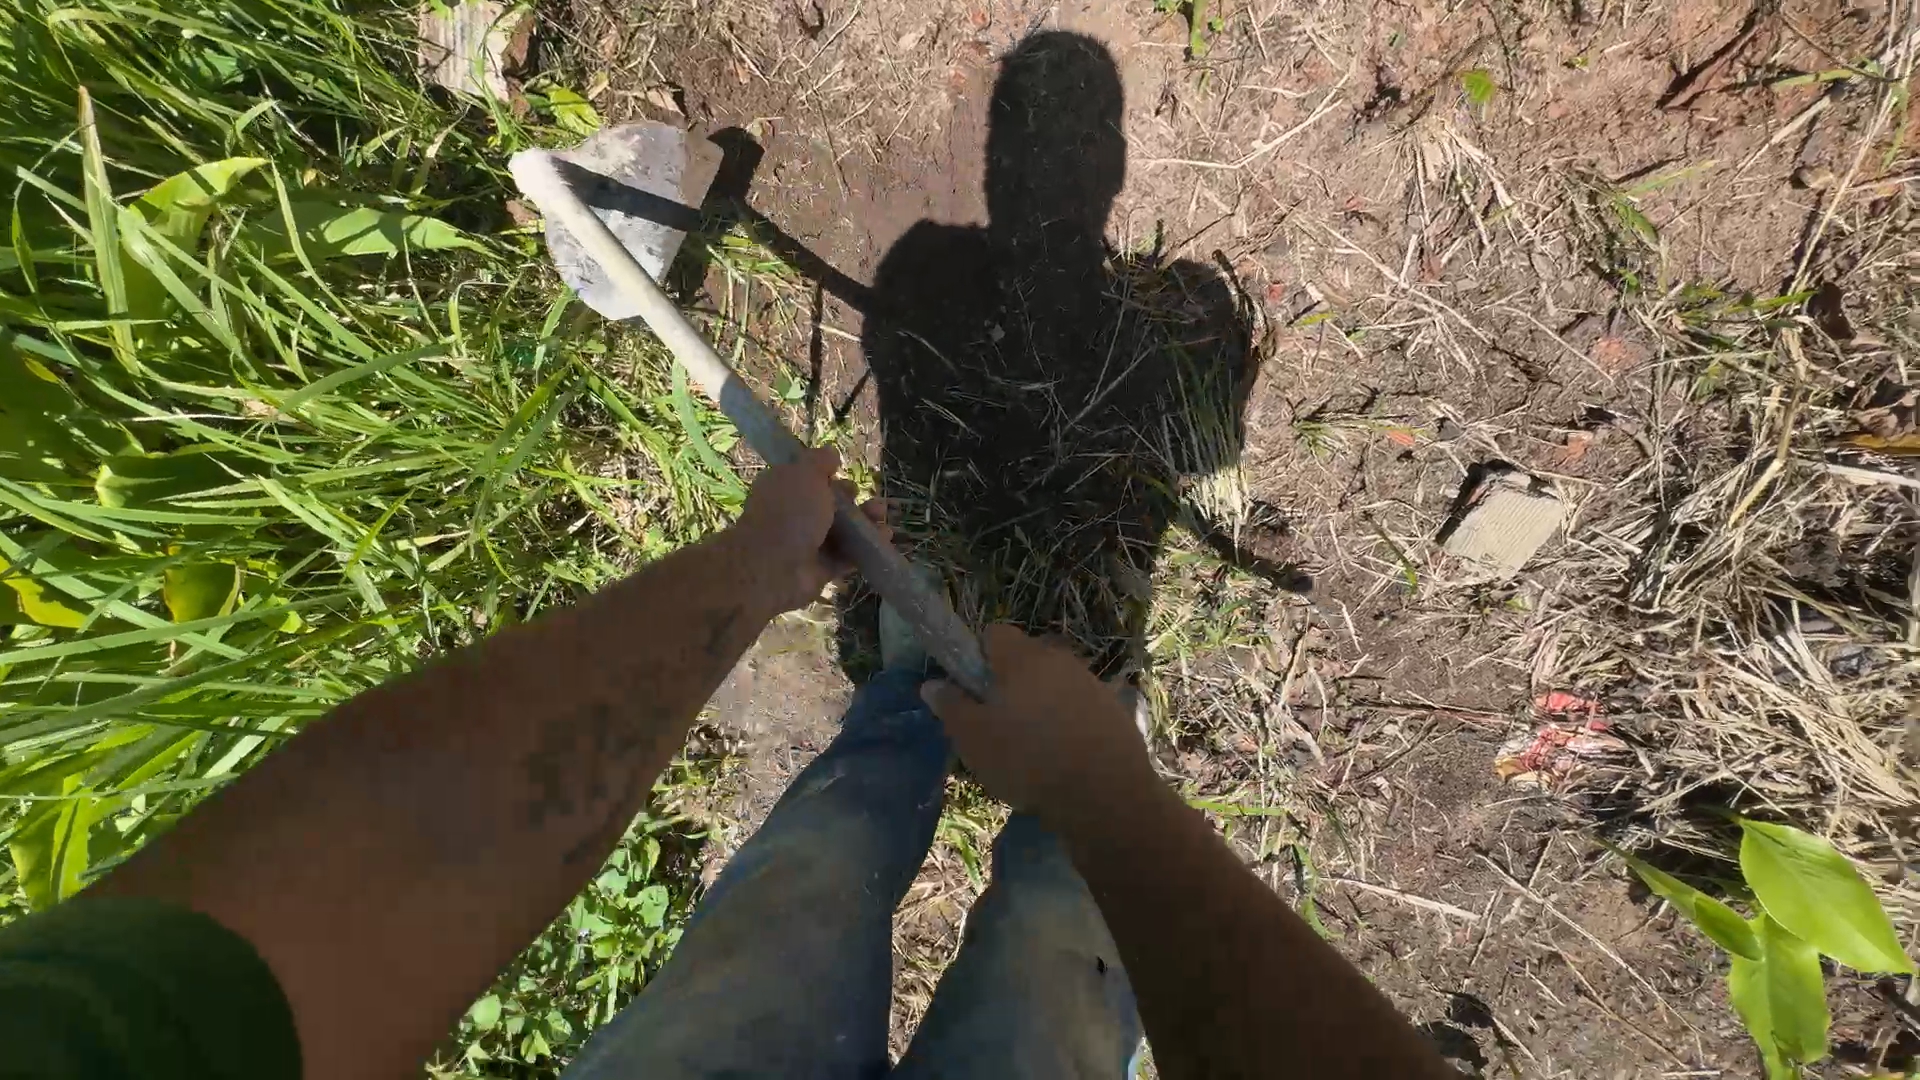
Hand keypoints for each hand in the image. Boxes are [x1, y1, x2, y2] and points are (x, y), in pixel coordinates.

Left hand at [732, 446, 890, 611]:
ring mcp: (808, 543)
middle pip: (829, 504)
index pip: (807, 478)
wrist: (775, 567)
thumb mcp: (804, 474)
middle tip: (868, 499)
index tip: (842, 472)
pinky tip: (884, 538)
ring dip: (866, 523)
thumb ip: (819, 461)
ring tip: (882, 517)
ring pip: (842, 530)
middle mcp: (793, 515)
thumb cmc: (789, 512)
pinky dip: (866, 547)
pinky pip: (848, 555)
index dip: (827, 475)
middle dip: (853, 499)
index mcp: (783, 488)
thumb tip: (831, 452)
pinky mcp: (822, 568)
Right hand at [920, 624, 1155, 818]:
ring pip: (1055, 680)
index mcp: (1021, 658)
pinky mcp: (1114, 708)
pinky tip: (1066, 754)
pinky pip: (1081, 703)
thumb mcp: (974, 739)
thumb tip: (932, 684)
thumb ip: (951, 706)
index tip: (974, 688)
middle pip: (1027, 657)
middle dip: (1011, 680)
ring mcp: (1090, 681)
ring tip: (1035, 744)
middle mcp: (1058, 658)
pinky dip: (1070, 719)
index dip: (979, 656)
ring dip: (1043, 700)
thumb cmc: (1027, 760)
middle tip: (1000, 720)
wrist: (1104, 794)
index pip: (994, 633)